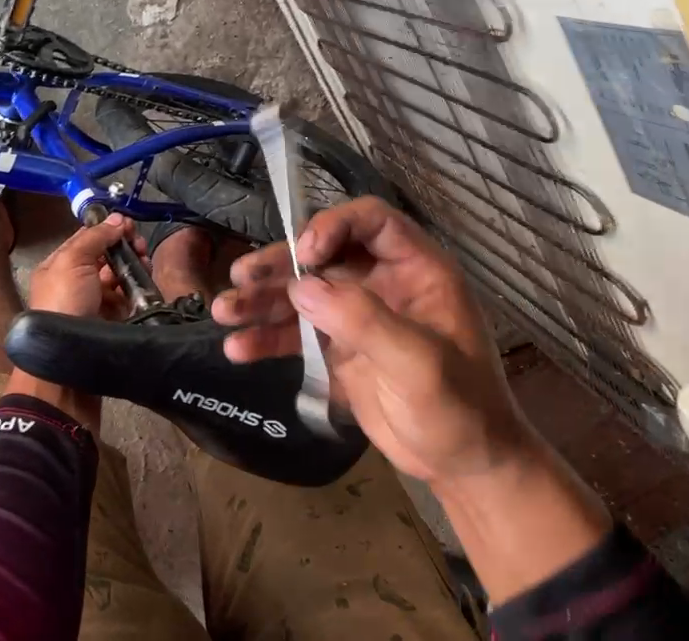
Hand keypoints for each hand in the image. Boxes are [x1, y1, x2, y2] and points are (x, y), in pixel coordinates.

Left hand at [26, 213, 141, 320]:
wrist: (70, 355)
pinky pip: (128, 298)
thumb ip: (95, 237)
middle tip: (140, 244)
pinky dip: (138, 288)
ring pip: (119, 276)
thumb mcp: (72, 261)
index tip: (129, 224)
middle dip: (125, 247)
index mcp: (59, 266)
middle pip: (106, 257)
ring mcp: (96, 302)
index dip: (107, 229)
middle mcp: (77, 282)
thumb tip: (117, 218)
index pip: (86, 239)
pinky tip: (146, 281)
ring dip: (134, 264)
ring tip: (145, 261)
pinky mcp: (113, 320)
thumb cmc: (65, 301)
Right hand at [212, 196, 536, 486]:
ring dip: (261, 300)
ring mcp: (356, 315)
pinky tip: (238, 349)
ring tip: (224, 313)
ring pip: (300, 292)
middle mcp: (382, 283)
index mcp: (416, 270)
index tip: (304, 254)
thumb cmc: (460, 408)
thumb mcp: (419, 363)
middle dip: (278, 264)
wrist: (464, 467)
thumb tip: (301, 287)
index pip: (371, 221)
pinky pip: (295, 333)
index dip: (334, 225)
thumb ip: (363, 320)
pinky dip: (266, 338)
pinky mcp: (337, 349)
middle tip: (240, 277)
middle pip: (322, 255)